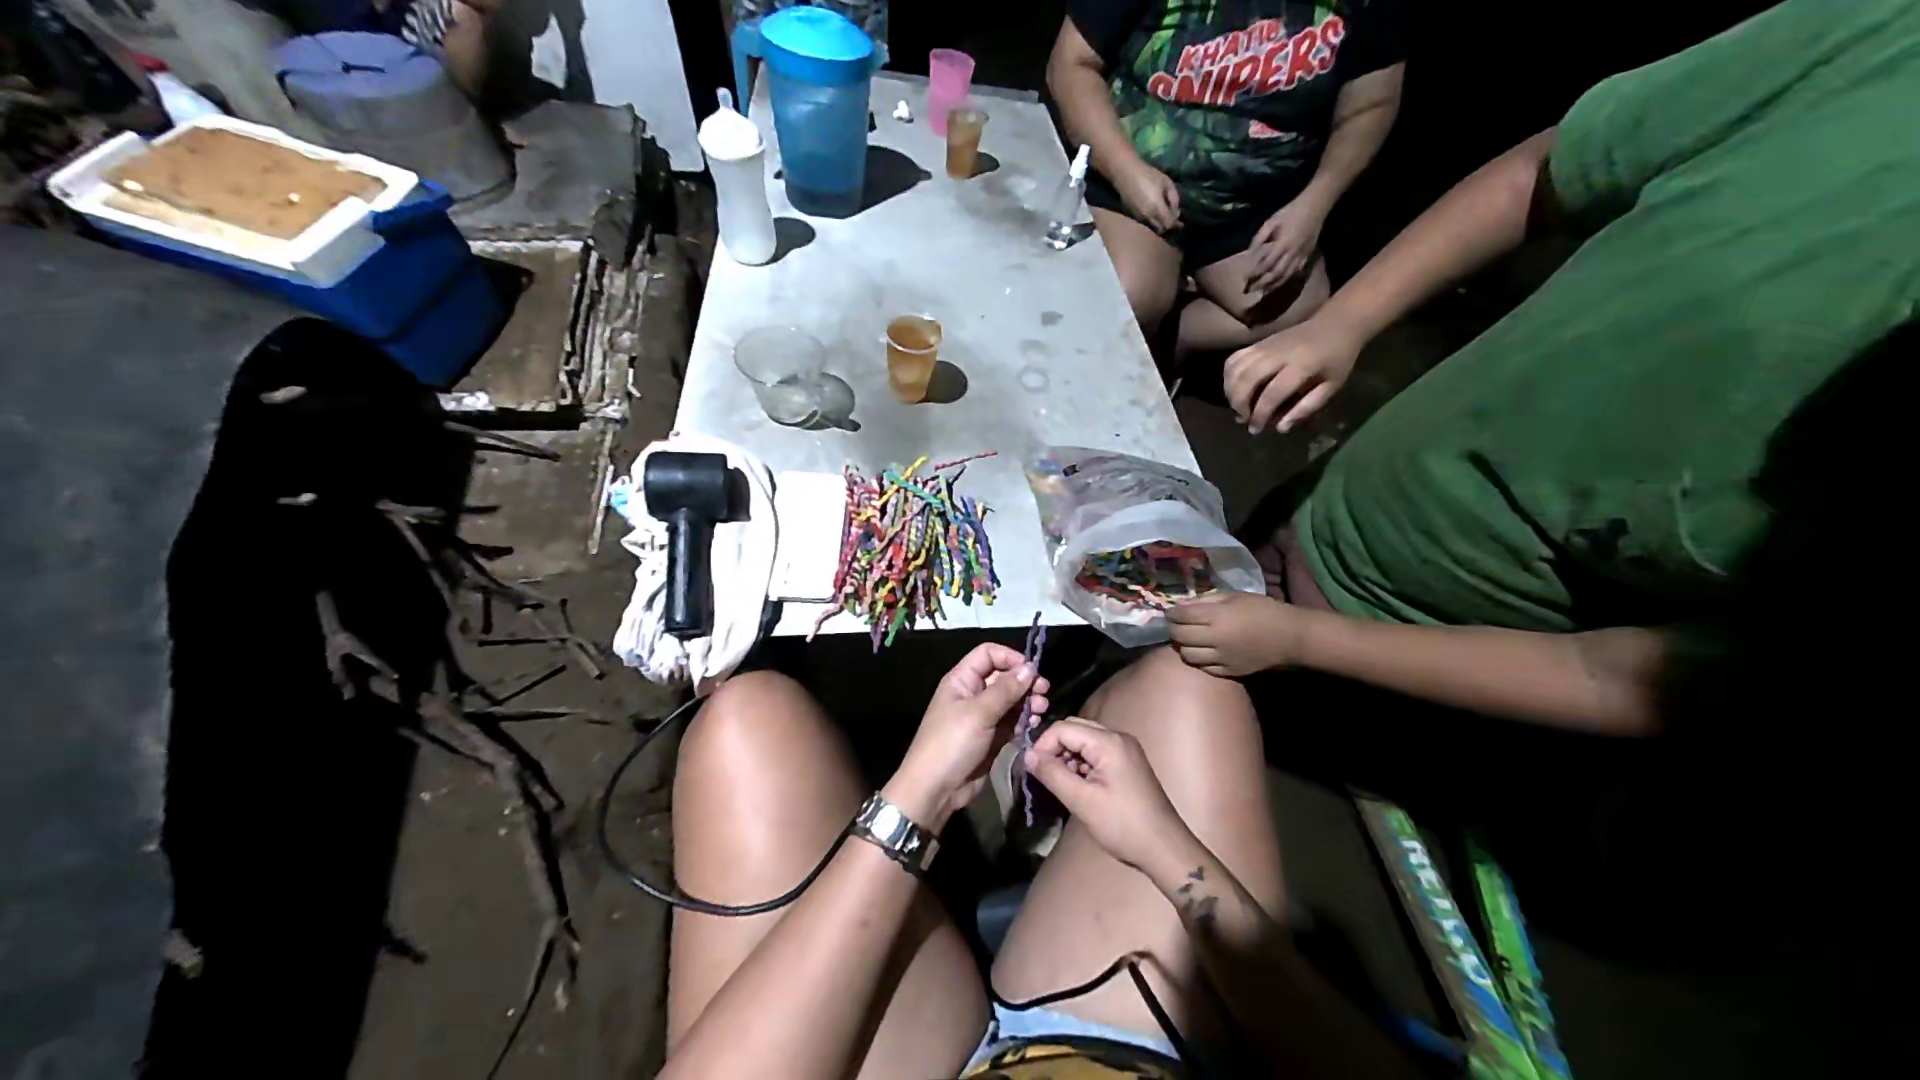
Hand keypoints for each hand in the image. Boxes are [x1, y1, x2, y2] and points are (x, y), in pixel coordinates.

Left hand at [887, 644, 1049, 828]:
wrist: (935, 790)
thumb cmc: (951, 744)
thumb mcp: (978, 713)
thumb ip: (1005, 690)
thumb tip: (1029, 668)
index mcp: (961, 680)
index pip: (987, 654)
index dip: (1010, 657)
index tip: (1032, 670)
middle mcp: (972, 694)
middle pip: (1003, 677)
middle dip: (1024, 682)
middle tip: (1043, 693)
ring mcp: (982, 716)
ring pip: (1011, 700)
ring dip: (1027, 702)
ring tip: (1041, 710)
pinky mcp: (991, 737)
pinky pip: (1011, 721)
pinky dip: (1023, 721)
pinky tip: (1033, 725)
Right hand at [1023, 717, 1199, 879]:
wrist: (1164, 848)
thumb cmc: (1122, 825)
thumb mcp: (1082, 801)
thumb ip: (1052, 774)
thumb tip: (1027, 756)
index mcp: (1108, 742)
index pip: (1063, 728)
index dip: (1043, 745)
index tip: (1033, 770)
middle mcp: (1118, 737)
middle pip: (1074, 728)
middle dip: (1055, 748)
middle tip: (1045, 775)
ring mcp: (1125, 748)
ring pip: (1084, 739)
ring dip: (1068, 755)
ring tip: (1062, 783)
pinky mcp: (1128, 761)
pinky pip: (1097, 751)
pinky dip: (1082, 762)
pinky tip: (1079, 784)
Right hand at [1112, 160, 1181, 232]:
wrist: (1125, 174)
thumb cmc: (1148, 175)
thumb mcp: (1167, 183)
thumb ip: (1174, 199)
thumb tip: (1177, 212)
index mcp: (1157, 209)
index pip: (1169, 224)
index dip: (1176, 225)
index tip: (1181, 223)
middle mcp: (1148, 217)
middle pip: (1160, 230)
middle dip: (1168, 228)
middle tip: (1174, 222)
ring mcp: (1139, 218)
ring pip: (1153, 228)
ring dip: (1160, 225)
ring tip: (1165, 219)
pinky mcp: (1133, 217)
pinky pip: (1146, 223)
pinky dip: (1153, 222)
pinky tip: (1155, 215)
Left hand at [1168, 591, 1307, 676]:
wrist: (1290, 637)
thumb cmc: (1263, 610)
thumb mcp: (1234, 596)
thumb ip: (1205, 600)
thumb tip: (1181, 606)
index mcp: (1217, 616)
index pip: (1181, 616)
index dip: (1172, 613)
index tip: (1172, 612)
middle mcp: (1215, 638)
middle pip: (1179, 636)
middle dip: (1174, 629)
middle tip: (1177, 625)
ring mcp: (1221, 658)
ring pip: (1187, 655)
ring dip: (1184, 646)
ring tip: (1190, 639)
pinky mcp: (1229, 671)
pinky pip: (1204, 668)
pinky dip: (1200, 660)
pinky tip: (1205, 652)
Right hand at [1223, 314, 1363, 434]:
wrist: (1337, 323)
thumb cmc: (1338, 358)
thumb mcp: (1332, 386)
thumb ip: (1307, 407)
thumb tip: (1281, 428)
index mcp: (1302, 365)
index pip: (1272, 393)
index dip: (1260, 415)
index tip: (1256, 429)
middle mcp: (1278, 354)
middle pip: (1246, 379)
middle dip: (1239, 404)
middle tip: (1243, 419)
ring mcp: (1265, 346)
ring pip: (1235, 369)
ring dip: (1230, 392)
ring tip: (1237, 406)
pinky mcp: (1258, 343)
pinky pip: (1233, 359)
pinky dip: (1228, 376)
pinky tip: (1234, 388)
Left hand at [1247, 197, 1324, 293]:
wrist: (1316, 206)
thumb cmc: (1290, 212)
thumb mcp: (1271, 222)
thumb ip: (1259, 238)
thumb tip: (1248, 254)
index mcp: (1282, 244)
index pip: (1266, 264)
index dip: (1255, 273)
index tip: (1245, 279)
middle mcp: (1292, 252)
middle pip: (1276, 274)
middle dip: (1262, 284)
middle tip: (1250, 290)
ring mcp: (1302, 255)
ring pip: (1286, 275)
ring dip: (1273, 286)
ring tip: (1262, 292)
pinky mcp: (1308, 255)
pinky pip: (1296, 271)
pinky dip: (1286, 279)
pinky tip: (1278, 284)